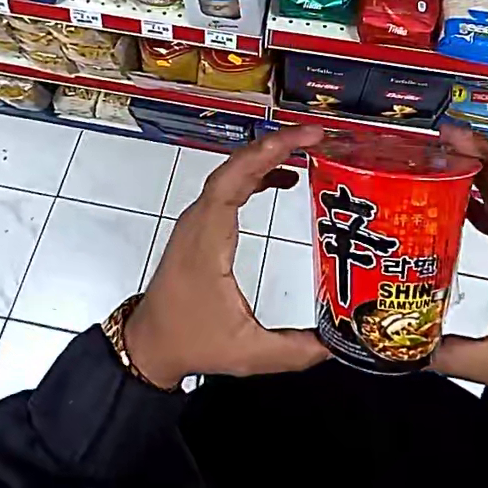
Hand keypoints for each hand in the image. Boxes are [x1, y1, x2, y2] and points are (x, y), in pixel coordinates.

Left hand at [123, 127, 330, 387]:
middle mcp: (201, 219)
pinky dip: (258, 172)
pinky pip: (232, 184)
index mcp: (208, 240)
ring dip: (268, 154)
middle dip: (276, 144)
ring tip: (306, 146)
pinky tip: (286, 177)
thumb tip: (339, 341)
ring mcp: (201, 217)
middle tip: (315, 135)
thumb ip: (294, 350)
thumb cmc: (191, 341)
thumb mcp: (246, 353)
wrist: (148, 344)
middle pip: (236, 165)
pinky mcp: (205, 222)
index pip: (232, 181)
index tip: (300, 140)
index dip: (265, 154)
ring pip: (233, 171)